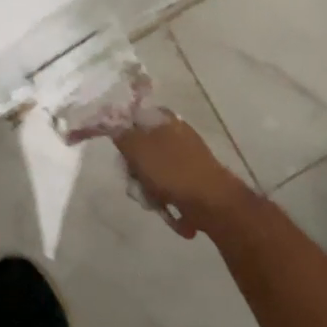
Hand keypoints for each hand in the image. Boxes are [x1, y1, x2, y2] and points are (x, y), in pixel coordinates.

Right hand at [112, 116, 257, 238]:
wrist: (212, 202)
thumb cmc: (172, 172)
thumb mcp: (138, 149)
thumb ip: (122, 135)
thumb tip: (114, 124)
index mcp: (166, 121)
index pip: (136, 117)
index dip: (125, 134)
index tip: (122, 153)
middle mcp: (176, 135)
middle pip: (142, 148)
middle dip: (135, 169)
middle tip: (135, 181)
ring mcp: (185, 158)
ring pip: (152, 171)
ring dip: (148, 189)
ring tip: (152, 201)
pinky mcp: (190, 180)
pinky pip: (167, 186)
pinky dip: (163, 198)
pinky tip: (166, 209)